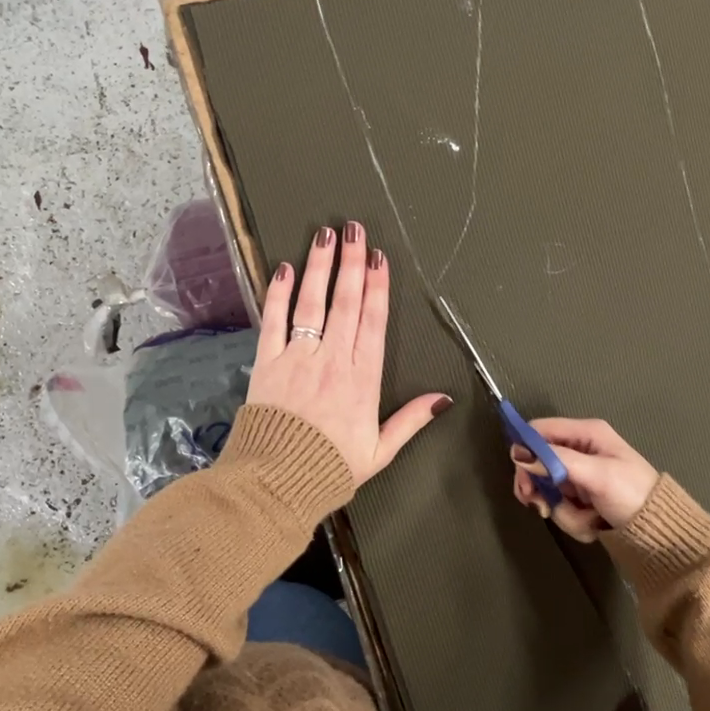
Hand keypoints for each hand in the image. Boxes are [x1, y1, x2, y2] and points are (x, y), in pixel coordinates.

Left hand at [248, 222, 451, 488]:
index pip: (372, 322)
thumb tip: (443, 399)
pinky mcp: (266, 363)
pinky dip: (279, 293)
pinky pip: (273, 321)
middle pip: (344, 302)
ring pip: (311, 303)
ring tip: (324, 234)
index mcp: (362, 379)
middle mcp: (331, 360)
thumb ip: (411, 420)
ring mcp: (296, 358)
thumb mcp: (380, 451)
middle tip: (353, 228)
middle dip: (350, 262)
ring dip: (319, 266)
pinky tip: (285, 268)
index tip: (378, 257)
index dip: (376, 287)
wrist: (276, 483)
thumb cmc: (331, 468)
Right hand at [510, 418, 660, 542]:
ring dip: (562, 509)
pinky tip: (591, 524)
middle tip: (540, 507)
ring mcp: (579, 474)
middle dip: (540, 488)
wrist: (660, 533)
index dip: (525, 450)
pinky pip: (561, 505)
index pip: (540, 430)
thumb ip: (558, 462)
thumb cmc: (633, 496)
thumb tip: (518, 453)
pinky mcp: (581, 496)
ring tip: (585, 519)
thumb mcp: (597, 475)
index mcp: (586, 433)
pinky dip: (572, 519)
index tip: (524, 478)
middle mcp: (580, 449)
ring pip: (548, 489)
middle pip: (537, 461)